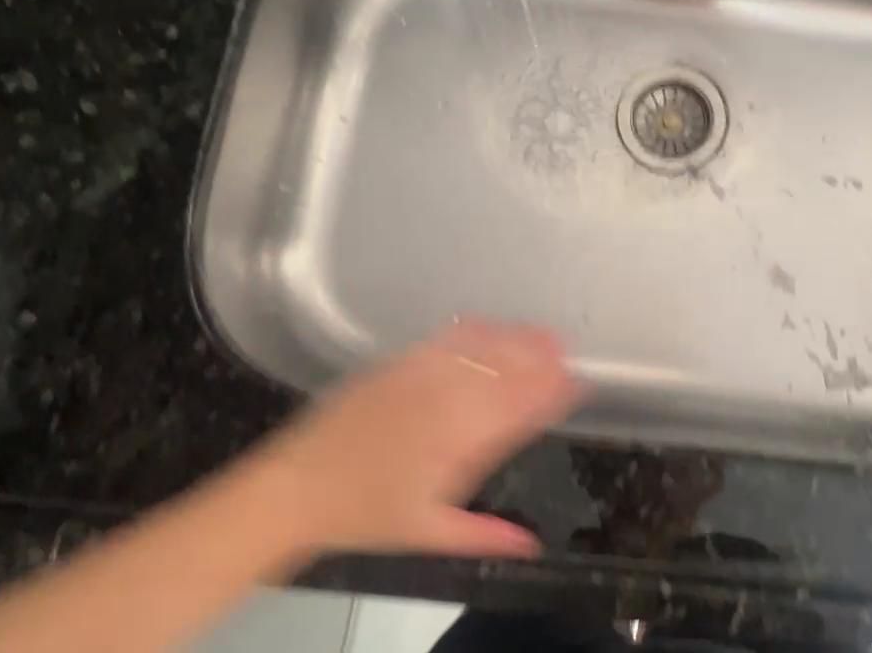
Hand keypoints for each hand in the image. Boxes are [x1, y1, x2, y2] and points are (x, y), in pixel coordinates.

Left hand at [250, 321, 584, 559]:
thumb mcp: (427, 532)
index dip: (552, 393)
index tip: (575, 385)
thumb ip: (484, 534)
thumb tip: (529, 544)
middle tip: (565, 351)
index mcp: (458, 443)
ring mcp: (419, 378)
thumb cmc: (363, 514)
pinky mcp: (397, 364)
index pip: (520, 409)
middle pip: (505, 370)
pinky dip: (473, 331)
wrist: (296, 488)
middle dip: (540, 359)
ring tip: (540, 333)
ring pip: (480, 349)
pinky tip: (487, 325)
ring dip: (514, 339)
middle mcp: (444, 403)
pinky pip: (444, 340)